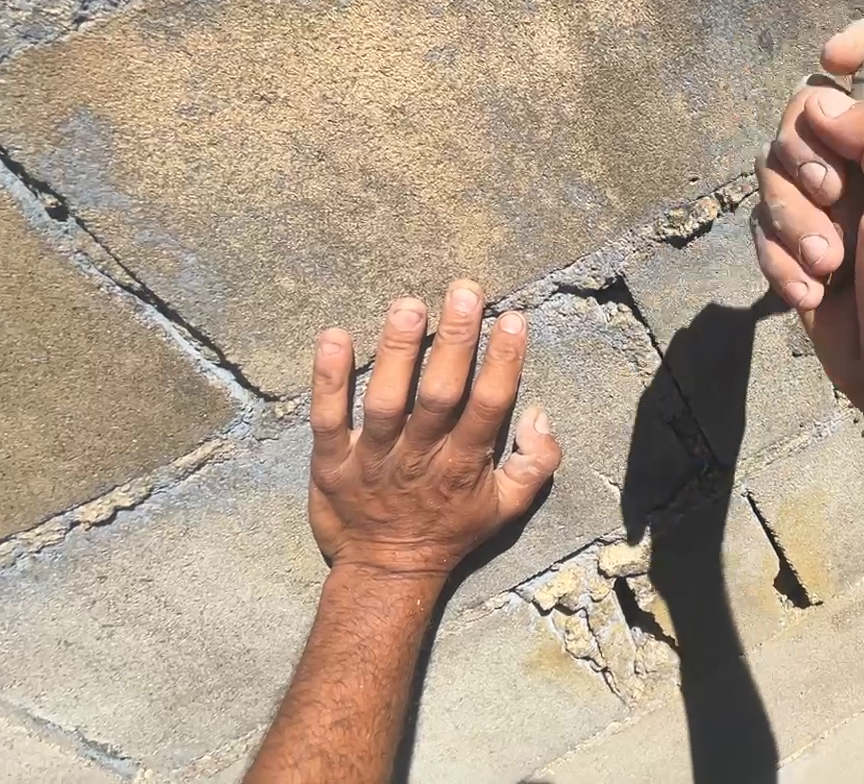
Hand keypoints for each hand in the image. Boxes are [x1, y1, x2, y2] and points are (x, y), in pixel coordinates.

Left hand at [307, 281, 562, 579]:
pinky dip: (328, 378)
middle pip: (439, 395)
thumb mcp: (511, 506)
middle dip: (454, 342)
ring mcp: (371, 458)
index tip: (513, 319)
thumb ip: (538, 461)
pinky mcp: (329, 461)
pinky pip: (326, 417)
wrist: (386, 571)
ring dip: (397, 352)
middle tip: (465, 292)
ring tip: (408, 304)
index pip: (488, 406)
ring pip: (384, 401)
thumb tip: (538, 412)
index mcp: (465, 465)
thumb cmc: (455, 527)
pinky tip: (335, 336)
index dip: (503, 363)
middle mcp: (419, 457)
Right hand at [753, 19, 863, 411]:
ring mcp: (831, 196)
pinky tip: (811, 291)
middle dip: (808, 156)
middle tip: (834, 201)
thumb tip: (825, 97)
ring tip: (827, 263)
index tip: (834, 61)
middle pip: (812, 104)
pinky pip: (762, 220)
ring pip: (775, 165)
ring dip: (794, 221)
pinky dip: (781, 258)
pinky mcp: (797, 234)